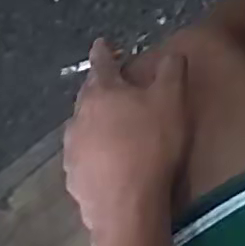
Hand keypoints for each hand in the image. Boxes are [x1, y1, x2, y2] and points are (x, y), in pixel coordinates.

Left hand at [64, 39, 187, 240]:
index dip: (104, 52)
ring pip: (86, 123)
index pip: (101, 66)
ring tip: (121, 116)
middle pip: (89, 95)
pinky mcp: (75, 177)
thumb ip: (171, 70)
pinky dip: (100, 142)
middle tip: (120, 79)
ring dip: (101, 116)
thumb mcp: (173, 97)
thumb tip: (169, 54)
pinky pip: (87, 149)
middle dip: (103, 85)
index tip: (101, 42)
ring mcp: (72, 151)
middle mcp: (79, 120)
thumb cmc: (153, 141)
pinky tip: (117, 150)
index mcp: (101, 95)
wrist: (128, 203)